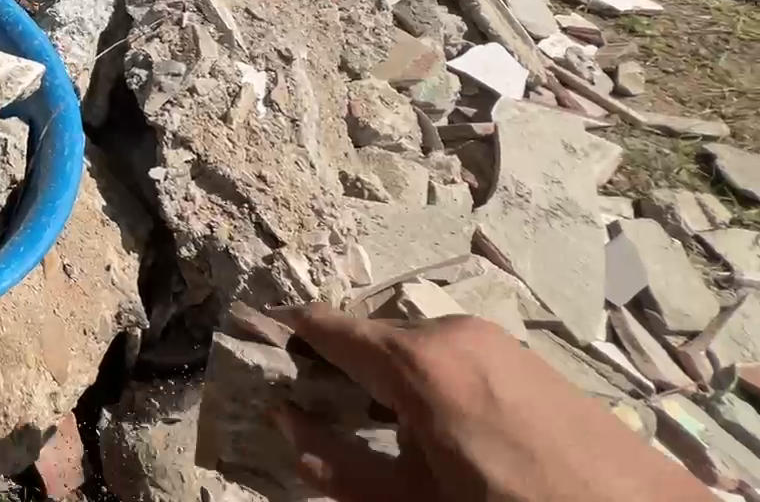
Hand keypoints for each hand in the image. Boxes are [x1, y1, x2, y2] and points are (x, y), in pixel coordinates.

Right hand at [272, 304, 716, 501]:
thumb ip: (337, 464)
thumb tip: (281, 423)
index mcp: (413, 361)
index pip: (318, 323)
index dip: (282, 337)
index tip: (260, 358)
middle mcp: (446, 331)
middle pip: (362, 335)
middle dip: (338, 369)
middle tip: (329, 412)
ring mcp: (492, 339)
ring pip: (406, 344)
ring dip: (385, 376)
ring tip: (394, 429)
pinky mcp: (526, 354)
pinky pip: (450, 353)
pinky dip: (428, 379)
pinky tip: (446, 428)